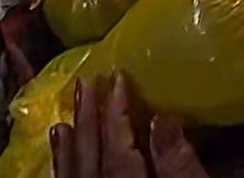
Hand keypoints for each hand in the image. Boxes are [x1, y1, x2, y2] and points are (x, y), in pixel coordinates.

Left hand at [51, 73, 208, 177]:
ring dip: (71, 148)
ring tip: (64, 118)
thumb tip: (161, 117)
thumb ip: (179, 164)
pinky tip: (64, 154)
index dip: (116, 113)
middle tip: (86, 81)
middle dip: (89, 120)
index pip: (119, 150)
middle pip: (92, 162)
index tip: (118, 76)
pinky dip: (65, 171)